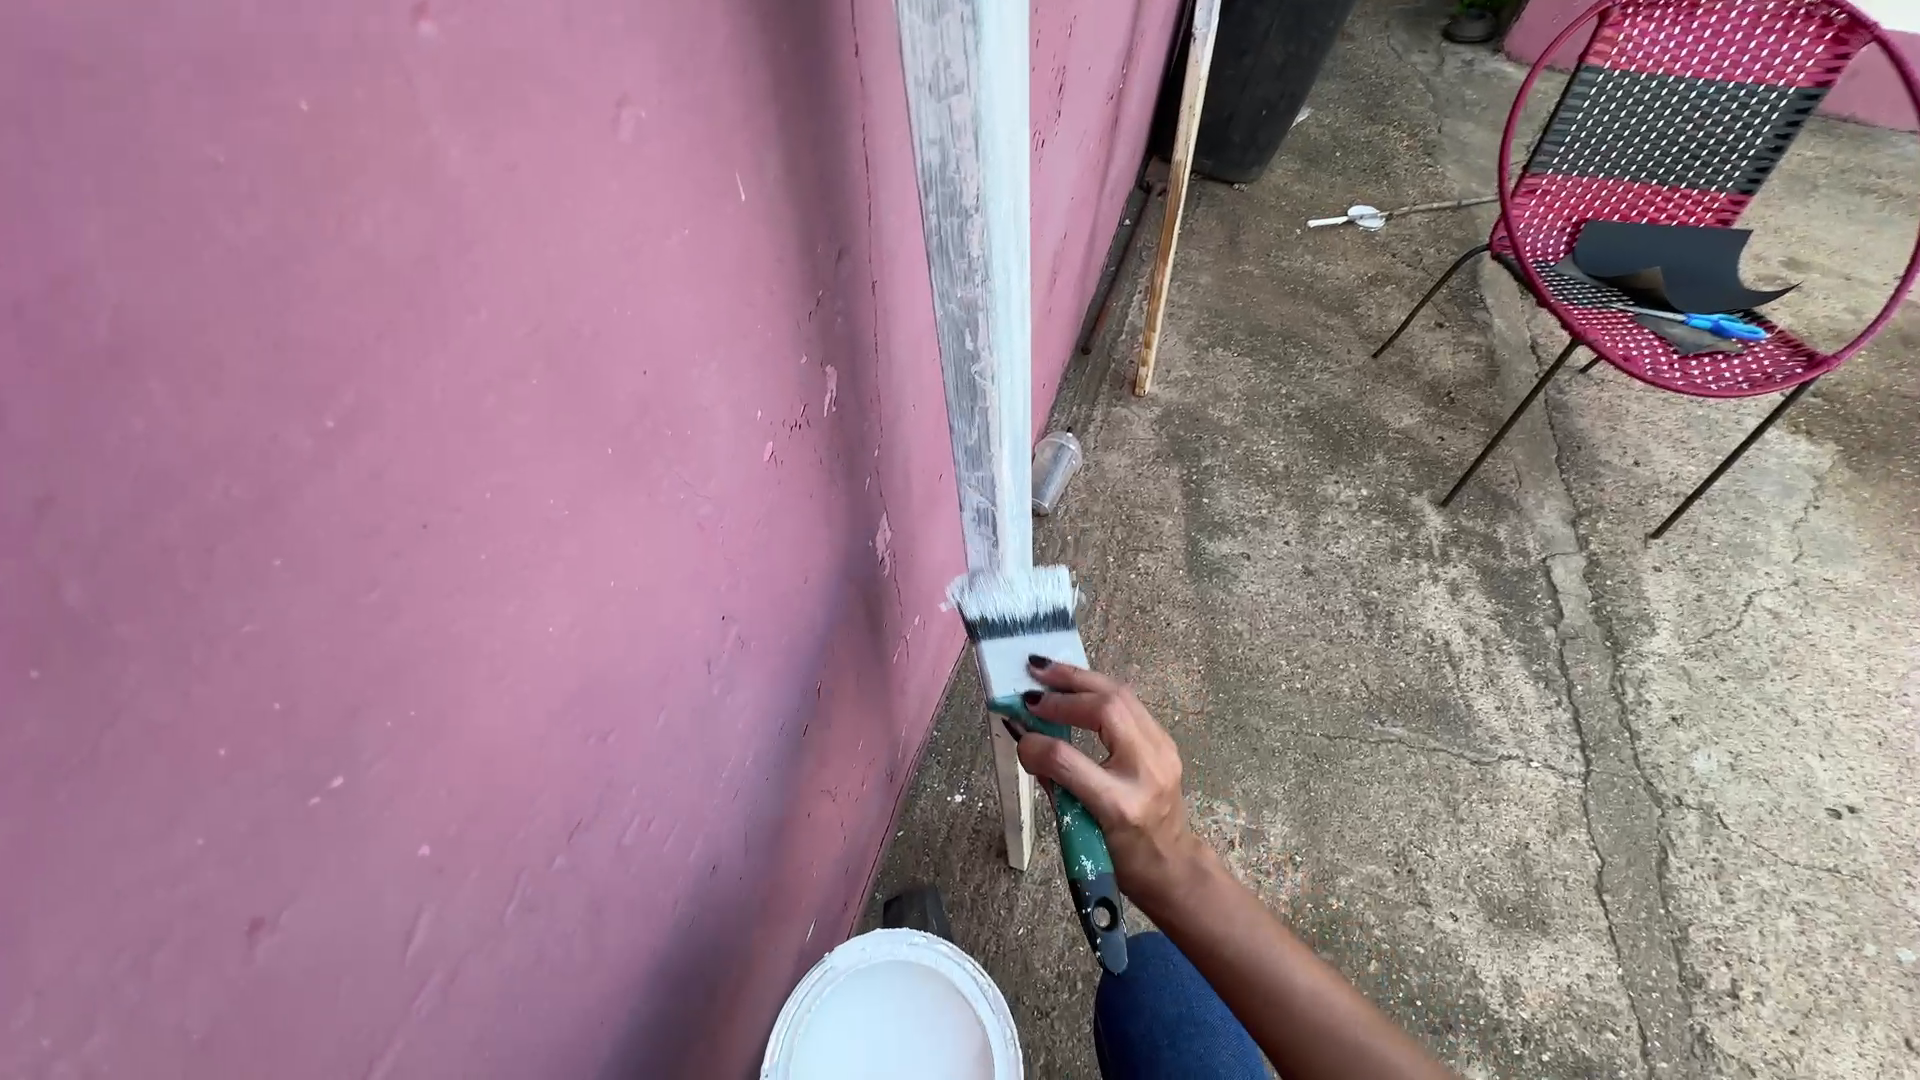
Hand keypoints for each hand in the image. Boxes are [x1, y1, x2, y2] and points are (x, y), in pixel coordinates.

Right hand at [1011, 658, 1206, 912]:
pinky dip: (1097, 687)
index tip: (1019, 736)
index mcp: (1121, 804)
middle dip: (1063, 693)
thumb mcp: (1078, 829)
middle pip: (1106, 710)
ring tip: (1046, 668)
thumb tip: (1026, 740)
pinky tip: (1073, 683)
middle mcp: (1147, 771)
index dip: (1038, 745)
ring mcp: (1162, 750)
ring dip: (1080, 678)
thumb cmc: (1120, 856)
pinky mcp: (1164, 740)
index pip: (1069, 760)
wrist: (1172, 865)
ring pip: (1121, 694)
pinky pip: (1129, 701)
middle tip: (1031, 680)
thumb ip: (1053, 781)